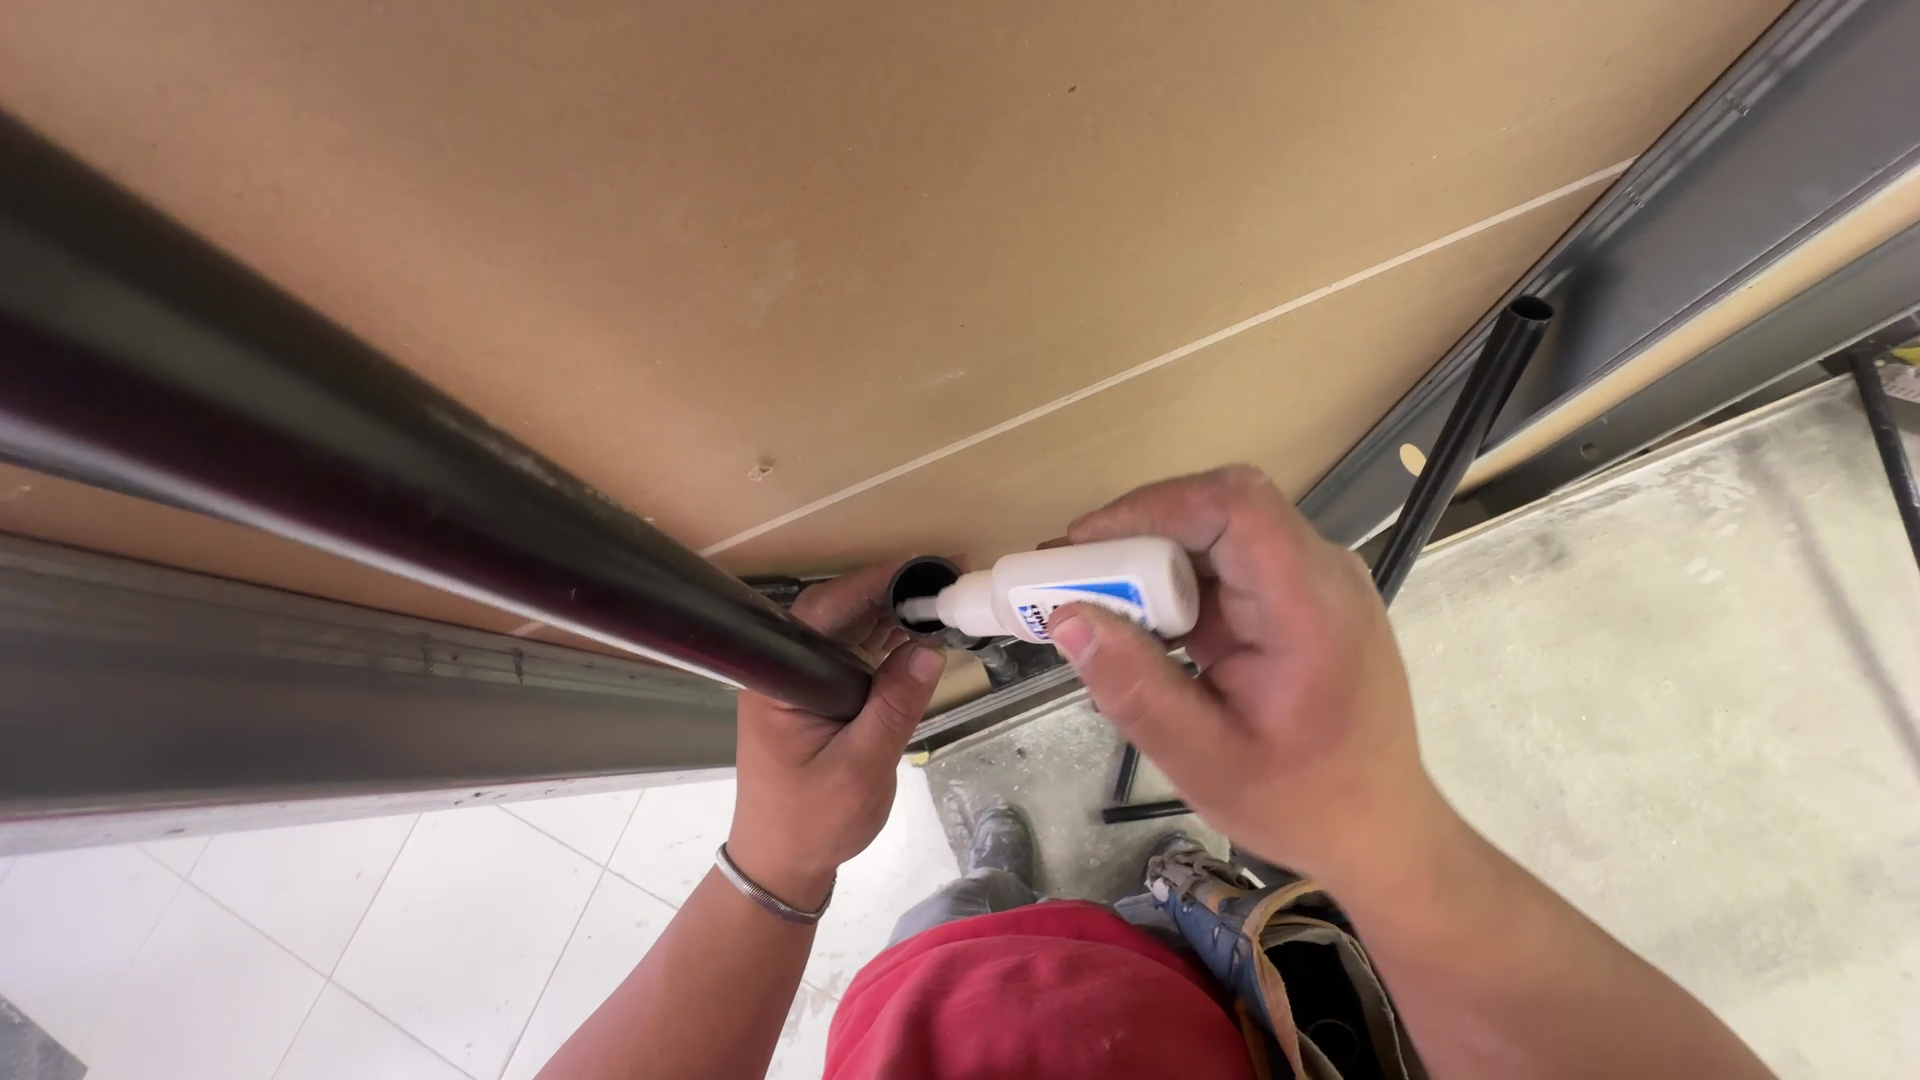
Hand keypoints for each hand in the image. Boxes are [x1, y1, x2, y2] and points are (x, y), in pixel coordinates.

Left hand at [727, 562, 947, 910]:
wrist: (784, 865)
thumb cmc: (812, 822)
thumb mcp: (860, 768)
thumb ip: (895, 706)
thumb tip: (932, 648)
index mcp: (779, 680)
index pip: (823, 613)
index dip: (872, 585)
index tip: (919, 571)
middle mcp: (788, 670)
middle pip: (839, 613)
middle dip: (892, 591)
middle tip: (945, 576)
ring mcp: (806, 681)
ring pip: (852, 631)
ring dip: (895, 614)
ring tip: (942, 598)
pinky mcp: (823, 695)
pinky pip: (859, 656)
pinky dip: (891, 645)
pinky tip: (923, 635)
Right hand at [1046, 465, 1443, 888]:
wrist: (1377, 826)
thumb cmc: (1302, 803)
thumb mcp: (1204, 761)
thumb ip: (1135, 689)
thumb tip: (1066, 617)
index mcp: (1312, 609)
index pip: (1235, 507)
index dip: (1151, 508)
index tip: (1082, 547)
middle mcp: (1319, 574)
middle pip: (1218, 511)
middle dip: (1133, 535)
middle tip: (1067, 575)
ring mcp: (1308, 580)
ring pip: (1213, 532)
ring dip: (1145, 560)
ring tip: (1086, 599)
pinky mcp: (1291, 596)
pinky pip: (1220, 564)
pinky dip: (1167, 584)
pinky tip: (1134, 624)